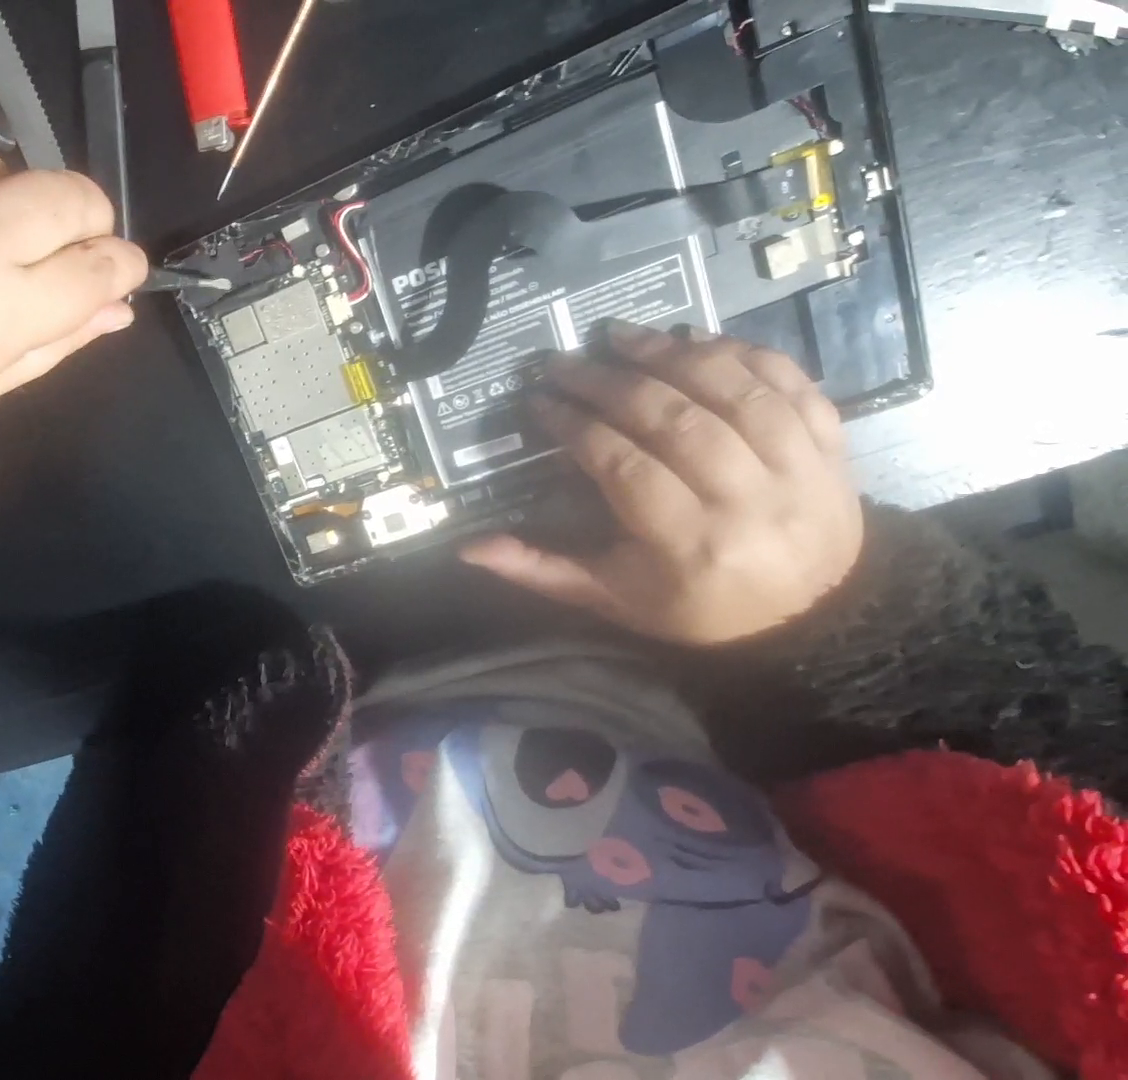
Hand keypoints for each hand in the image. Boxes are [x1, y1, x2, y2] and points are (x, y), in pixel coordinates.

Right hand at [461, 323, 862, 644]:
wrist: (816, 618)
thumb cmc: (696, 608)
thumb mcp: (610, 599)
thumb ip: (539, 570)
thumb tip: (467, 549)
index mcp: (688, 545)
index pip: (625, 467)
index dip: (577, 427)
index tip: (540, 401)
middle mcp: (749, 501)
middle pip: (675, 421)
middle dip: (611, 383)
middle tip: (565, 362)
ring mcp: (800, 469)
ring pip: (733, 392)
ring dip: (672, 354)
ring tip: (622, 335)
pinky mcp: (833, 447)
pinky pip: (791, 384)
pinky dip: (743, 354)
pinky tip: (697, 339)